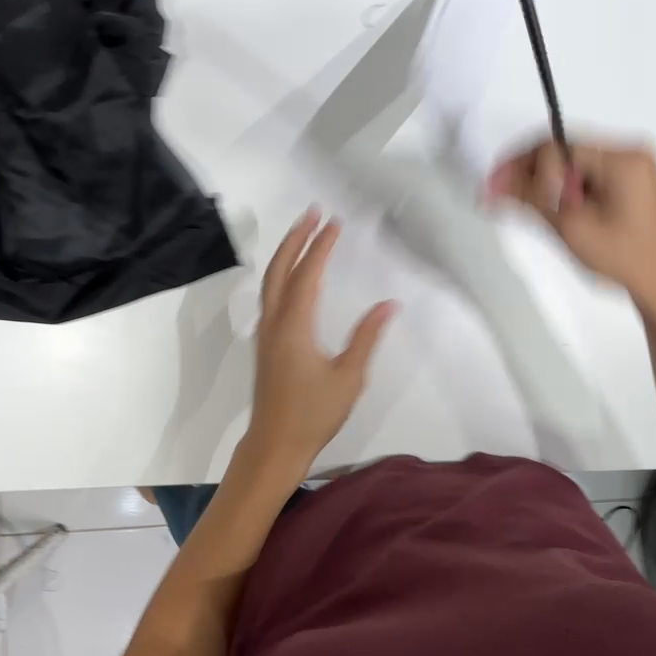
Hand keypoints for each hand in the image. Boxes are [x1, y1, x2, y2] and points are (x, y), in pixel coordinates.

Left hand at [247, 210, 396, 469]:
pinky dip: (280, 272)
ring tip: (303, 231)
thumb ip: (366, 338)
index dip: (321, 246)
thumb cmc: (314, 413)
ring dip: (285, 252)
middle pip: (280, 268)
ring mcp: (265, 331)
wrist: (274, 443)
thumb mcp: (349, 378)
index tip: (335, 222)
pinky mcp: (265, 342)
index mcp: (295, 326)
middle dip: (295, 237)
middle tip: (313, 212)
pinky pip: (270, 294)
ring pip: (270, 280)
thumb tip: (389, 304)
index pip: (308, 274)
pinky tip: (292, 273)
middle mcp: (274, 321)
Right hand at [487, 138, 655, 312]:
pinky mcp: (624, 180)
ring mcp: (628, 165)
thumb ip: (527, 198)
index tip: (493, 189)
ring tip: (510, 200)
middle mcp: (627, 151)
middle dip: (524, 170)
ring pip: (566, 161)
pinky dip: (556, 187)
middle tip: (494, 192)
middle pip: (560, 148)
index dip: (519, 165)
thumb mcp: (570, 226)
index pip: (556, 147)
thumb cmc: (621, 258)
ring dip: (537, 179)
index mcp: (622, 158)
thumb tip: (487, 186)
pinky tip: (537, 203)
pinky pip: (579, 173)